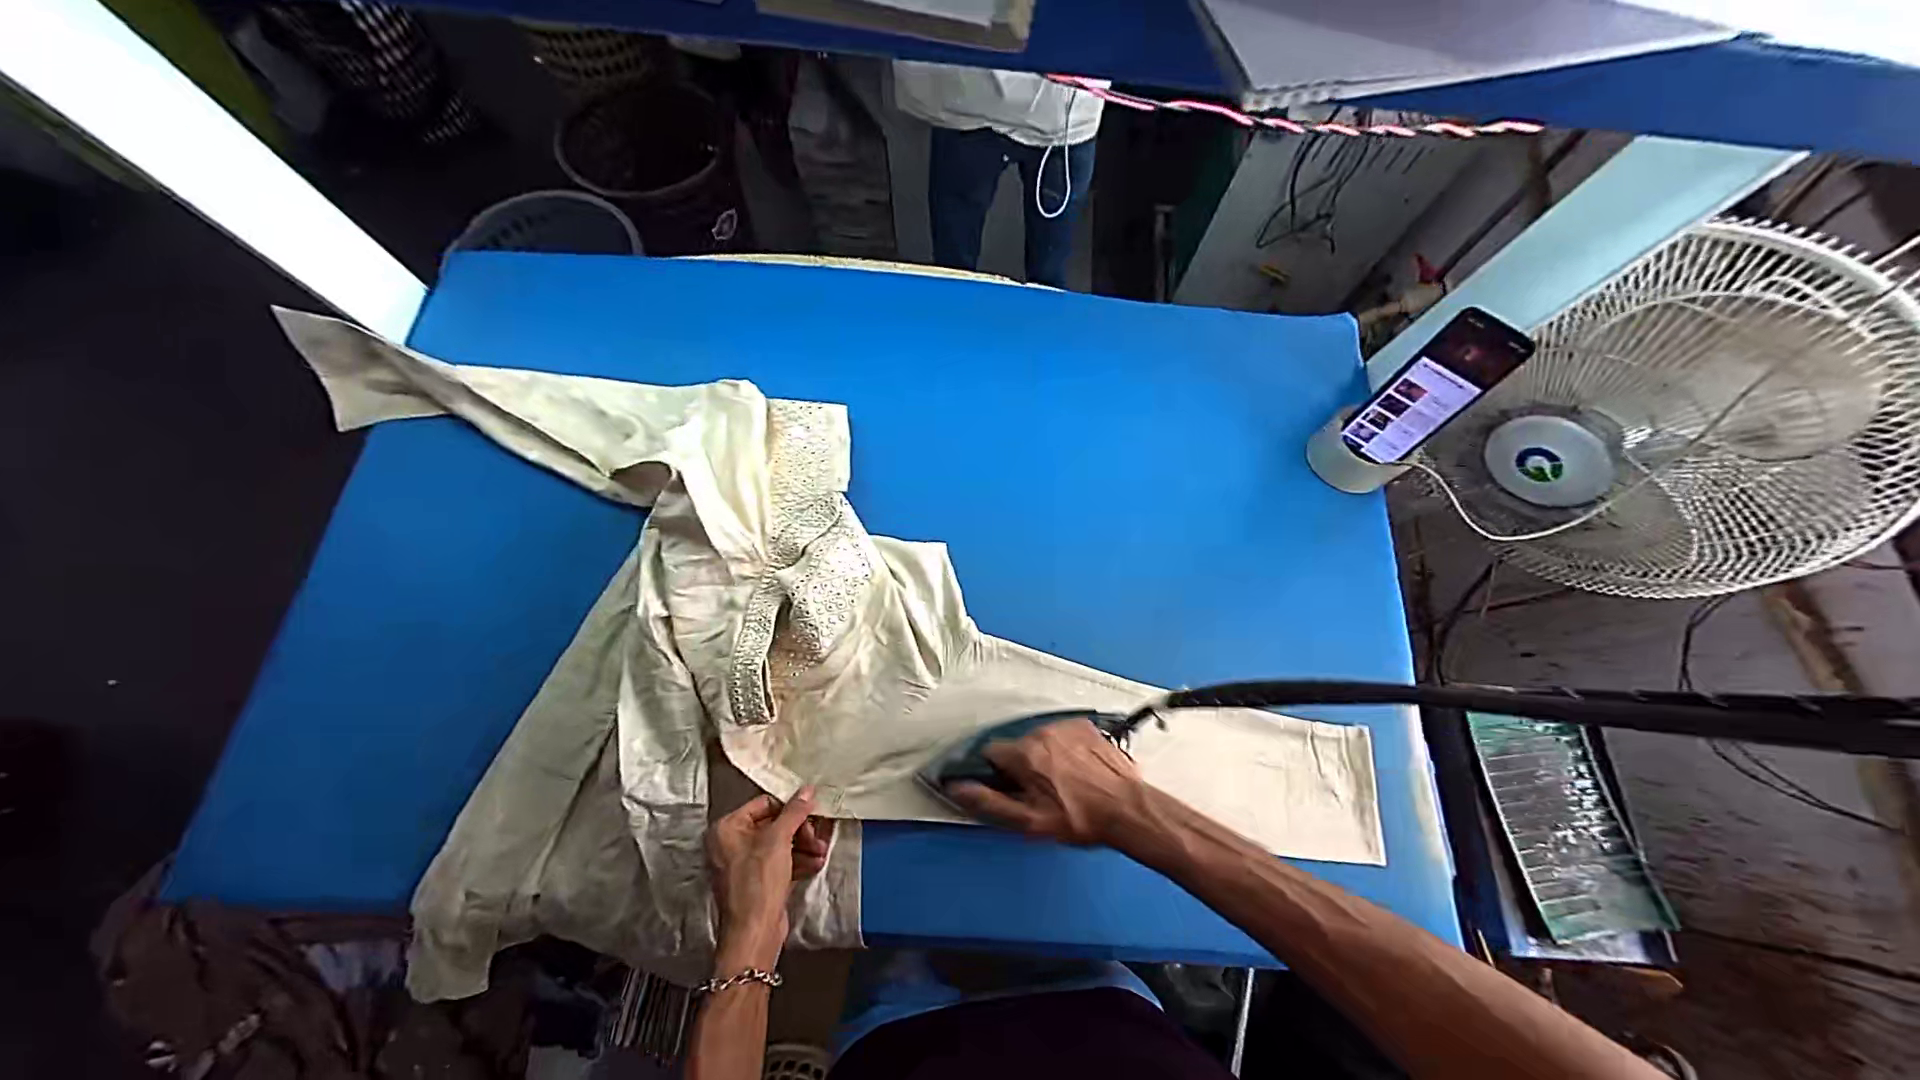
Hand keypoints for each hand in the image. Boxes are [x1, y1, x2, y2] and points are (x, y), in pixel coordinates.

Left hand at [706, 786, 833, 970]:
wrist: (754, 933)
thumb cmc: (757, 884)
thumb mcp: (779, 840)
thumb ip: (794, 812)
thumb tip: (806, 791)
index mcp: (727, 829)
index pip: (764, 804)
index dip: (789, 808)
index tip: (810, 813)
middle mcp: (731, 844)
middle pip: (774, 825)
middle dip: (800, 831)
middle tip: (817, 837)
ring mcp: (744, 865)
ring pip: (780, 844)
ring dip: (803, 846)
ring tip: (821, 852)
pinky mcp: (757, 882)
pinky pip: (780, 862)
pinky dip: (798, 861)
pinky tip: (816, 863)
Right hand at [944, 719, 1152, 846]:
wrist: (1127, 809)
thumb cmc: (1081, 818)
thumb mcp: (1029, 821)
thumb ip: (989, 802)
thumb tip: (958, 788)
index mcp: (1024, 754)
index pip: (989, 752)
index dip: (993, 772)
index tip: (1002, 785)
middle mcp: (1042, 733)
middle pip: (1016, 747)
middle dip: (1021, 767)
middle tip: (1038, 792)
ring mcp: (1066, 727)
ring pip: (1040, 740)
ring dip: (1043, 757)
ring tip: (1062, 783)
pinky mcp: (1085, 727)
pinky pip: (1063, 735)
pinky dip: (1064, 749)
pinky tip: (1077, 770)